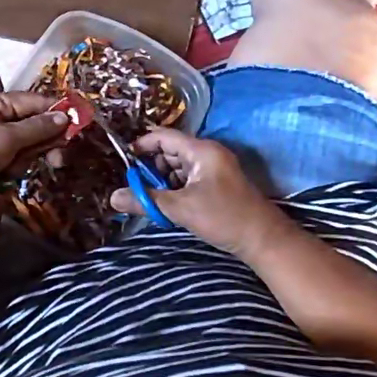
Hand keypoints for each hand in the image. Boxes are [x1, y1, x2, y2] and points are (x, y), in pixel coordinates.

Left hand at [0, 92, 70, 198]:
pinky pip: (20, 158)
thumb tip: (65, 117)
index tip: (77, 119)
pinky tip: (11, 173)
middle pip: (33, 122)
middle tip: (60, 154)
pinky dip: (20, 165)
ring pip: (30, 142)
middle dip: (46, 137)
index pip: (31, 101)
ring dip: (32, 154)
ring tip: (21, 166)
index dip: (54, 109)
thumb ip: (37, 127)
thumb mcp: (6, 138)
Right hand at [110, 128, 288, 257]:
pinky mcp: (216, 183)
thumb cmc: (224, 217)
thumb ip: (146, 200)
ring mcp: (213, 169)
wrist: (263, 240)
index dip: (141, 145)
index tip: (123, 161)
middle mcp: (207, 154)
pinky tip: (166, 202)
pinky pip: (187, 177)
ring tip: (149, 196)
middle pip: (169, 150)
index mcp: (201, 151)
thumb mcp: (180, 208)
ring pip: (177, 165)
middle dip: (150, 166)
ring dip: (161, 179)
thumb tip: (112, 198)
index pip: (163, 136)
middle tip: (134, 184)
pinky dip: (174, 187)